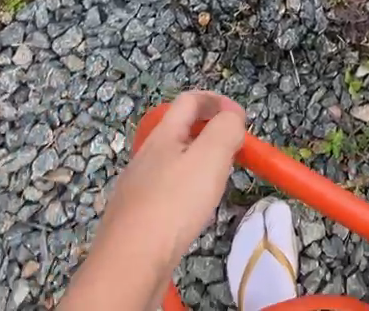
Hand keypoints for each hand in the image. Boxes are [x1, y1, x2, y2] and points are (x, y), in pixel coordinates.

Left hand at [70, 91, 245, 304]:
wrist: (128, 267)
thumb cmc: (173, 204)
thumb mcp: (210, 156)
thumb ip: (226, 128)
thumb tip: (231, 117)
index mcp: (163, 136)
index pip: (190, 100)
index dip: (218, 101)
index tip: (240, 119)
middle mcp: (146, 157)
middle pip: (181, 131)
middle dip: (211, 134)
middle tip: (233, 153)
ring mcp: (137, 188)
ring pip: (174, 163)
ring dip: (200, 165)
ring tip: (217, 184)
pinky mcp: (135, 218)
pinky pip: (166, 192)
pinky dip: (186, 192)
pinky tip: (192, 215)